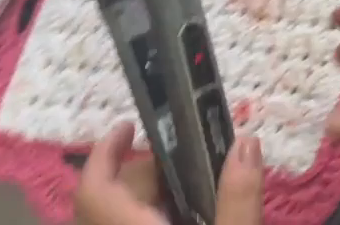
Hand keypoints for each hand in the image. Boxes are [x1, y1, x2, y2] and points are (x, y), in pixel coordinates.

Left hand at [75, 122, 263, 224]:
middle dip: (147, 172)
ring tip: (199, 190)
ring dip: (154, 198)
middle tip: (190, 160)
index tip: (130, 124)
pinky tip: (193, 217)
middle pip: (110, 200)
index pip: (94, 191)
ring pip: (122, 220)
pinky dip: (156, 218)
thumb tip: (246, 142)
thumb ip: (238, 201)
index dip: (104, 153)